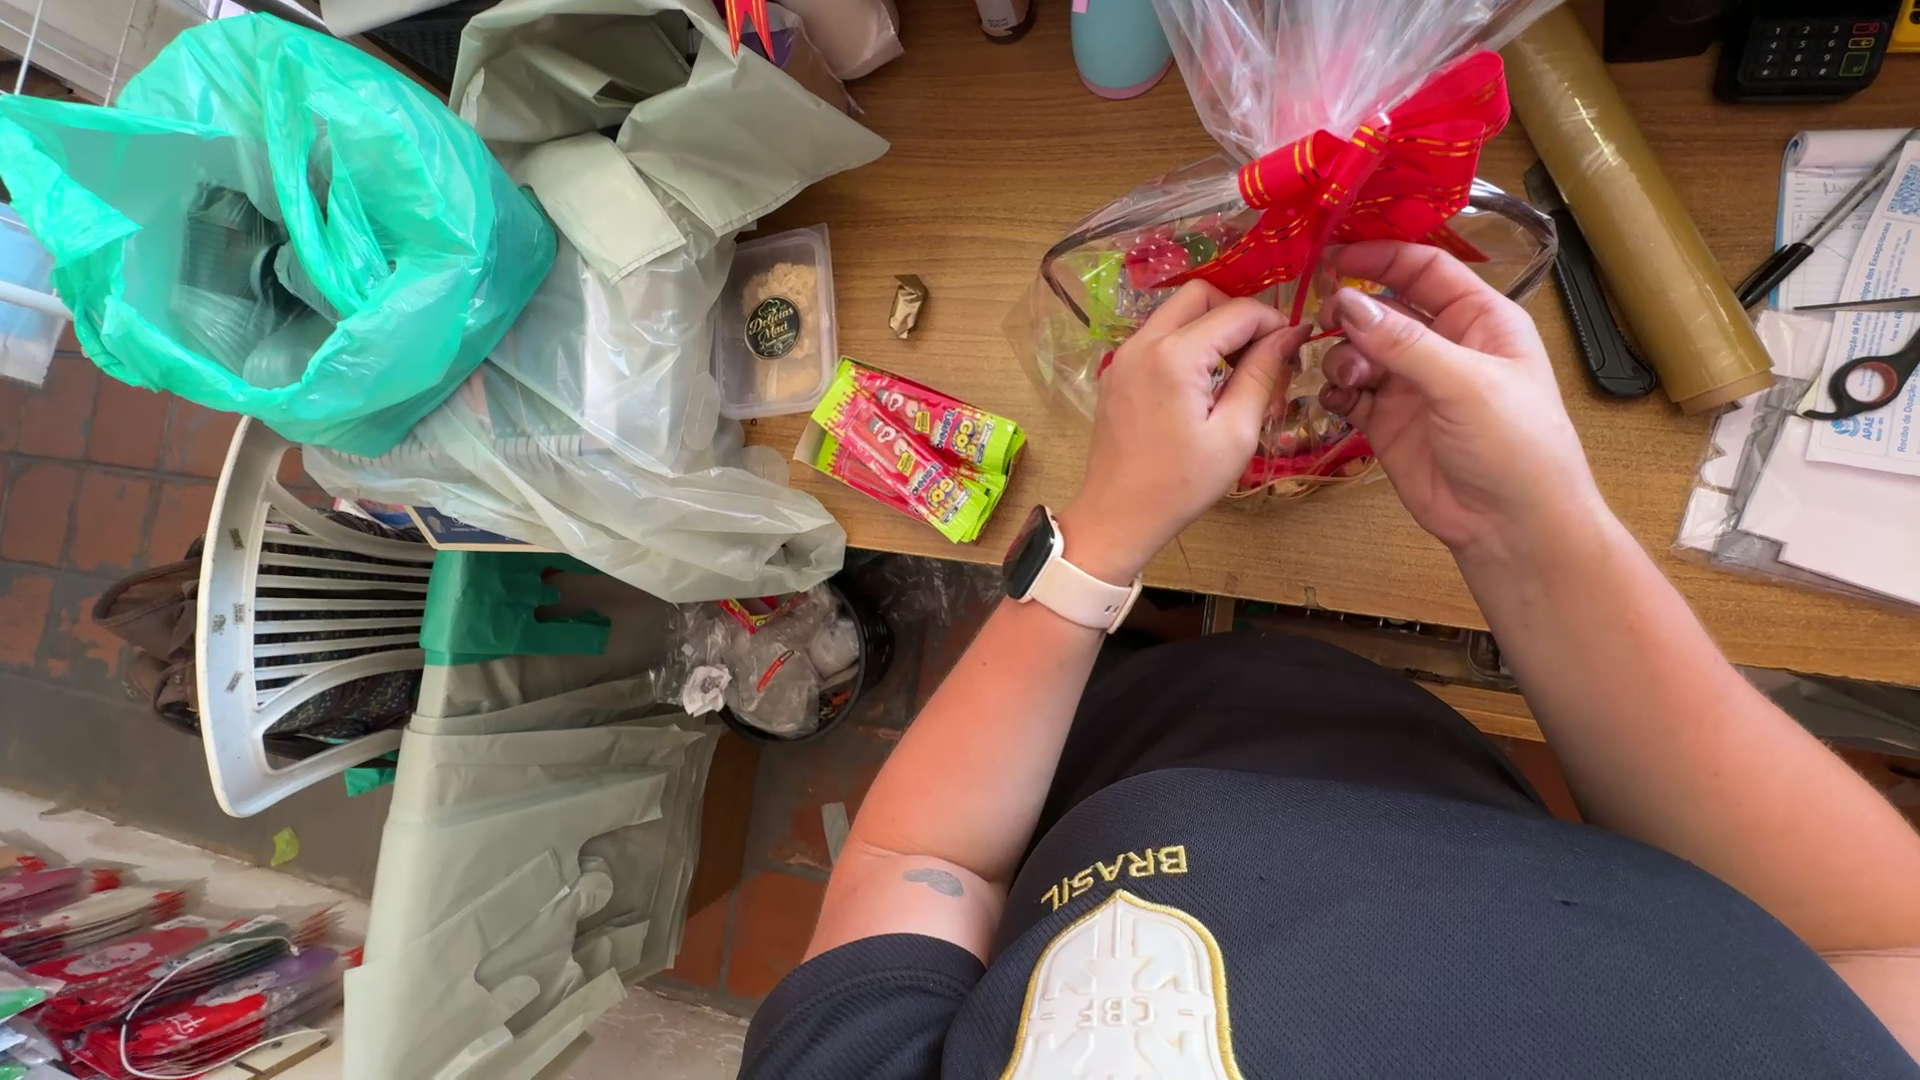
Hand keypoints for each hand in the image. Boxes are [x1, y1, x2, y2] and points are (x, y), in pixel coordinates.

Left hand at [1060, 281, 1305, 583]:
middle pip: (1199, 295)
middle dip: (1236, 314)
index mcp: (1174, 356)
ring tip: (1233, 373)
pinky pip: (1154, 339)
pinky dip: (1183, 345)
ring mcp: (1121, 358)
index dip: (1273, 323)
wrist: (1116, 516)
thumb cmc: (1180, 485)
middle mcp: (1141, 344)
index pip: (1237, 311)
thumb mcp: (1235, 433)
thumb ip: (1262, 374)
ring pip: (1173, 314)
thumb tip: (1290, 333)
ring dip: (1208, 328)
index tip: (1292, 349)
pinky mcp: (1114, 376)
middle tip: (1258, 354)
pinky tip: (1199, 385)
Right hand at [1316, 241, 1608, 562]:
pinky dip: (1334, 393)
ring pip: (1358, 352)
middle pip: (1382, 310)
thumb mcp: (1464, 383)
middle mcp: (1441, 346)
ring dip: (1342, 359)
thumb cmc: (1513, 445)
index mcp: (1479, 320)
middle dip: (1351, 313)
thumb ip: (1402, 343)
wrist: (1507, 523)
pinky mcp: (1384, 421)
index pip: (1425, 270)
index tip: (1332, 257)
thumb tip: (1345, 303)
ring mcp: (1409, 385)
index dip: (1380, 258)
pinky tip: (1336, 402)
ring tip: (1347, 382)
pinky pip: (1346, 394)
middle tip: (1324, 321)